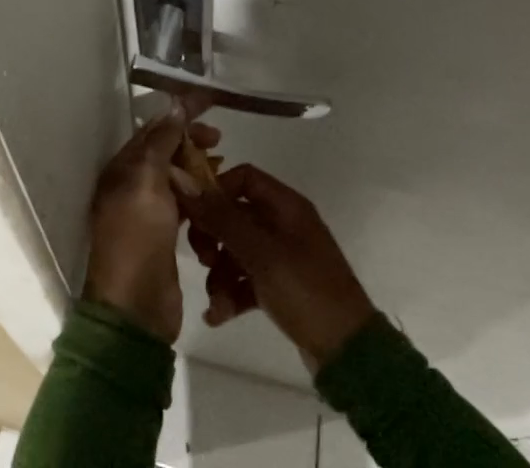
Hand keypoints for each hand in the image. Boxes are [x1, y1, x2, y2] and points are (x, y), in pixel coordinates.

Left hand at [82, 102, 219, 342]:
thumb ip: (160, 145)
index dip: (180, 114)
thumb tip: (173, 108)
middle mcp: (130, 186)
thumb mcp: (146, 184)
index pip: (152, 130)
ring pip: (175, 177)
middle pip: (163, 151)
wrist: (135, 307)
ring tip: (223, 165)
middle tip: (220, 140)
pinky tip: (218, 197)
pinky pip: (183, 203)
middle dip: (190, 140)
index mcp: (121, 170)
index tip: (211, 103)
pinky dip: (200, 194)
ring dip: (197, 166)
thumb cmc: (137, 239)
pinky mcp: (163, 235)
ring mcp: (146, 212)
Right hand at [179, 163, 377, 369]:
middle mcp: (283, 225)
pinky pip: (244, 280)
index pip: (243, 178)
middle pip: (233, 216)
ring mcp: (281, 257)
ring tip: (217, 302)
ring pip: (234, 251)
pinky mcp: (278, 286)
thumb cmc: (306, 291)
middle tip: (203, 260)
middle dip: (212, 239)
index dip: (215, 191)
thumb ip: (222, 218)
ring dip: (219, 275)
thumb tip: (183, 179)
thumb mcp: (261, 253)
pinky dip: (230, 295)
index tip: (192, 214)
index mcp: (286, 207)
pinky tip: (218, 317)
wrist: (347, 351)